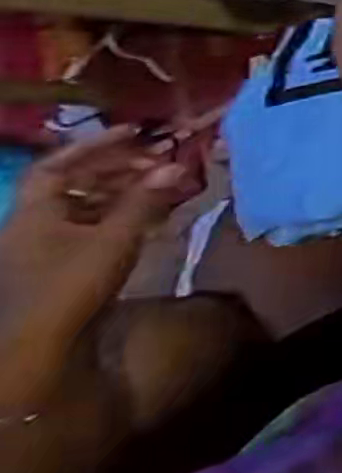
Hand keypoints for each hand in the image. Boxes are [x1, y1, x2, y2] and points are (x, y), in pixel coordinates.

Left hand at [0, 125, 200, 351]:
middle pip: (75, 182)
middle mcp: (35, 223)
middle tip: (164, 157)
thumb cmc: (70, 283)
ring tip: (168, 180)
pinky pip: (96, 220)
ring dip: (128, 187)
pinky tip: (156, 209)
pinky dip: (126, 208)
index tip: (136, 130)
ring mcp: (48, 243)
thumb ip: (145, 200)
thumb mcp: (114, 239)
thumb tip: (175, 163)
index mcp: (34, 214)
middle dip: (120, 165)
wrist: (39, 341)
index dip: (93, 145)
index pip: (56, 166)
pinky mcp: (66, 258)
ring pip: (88, 201)